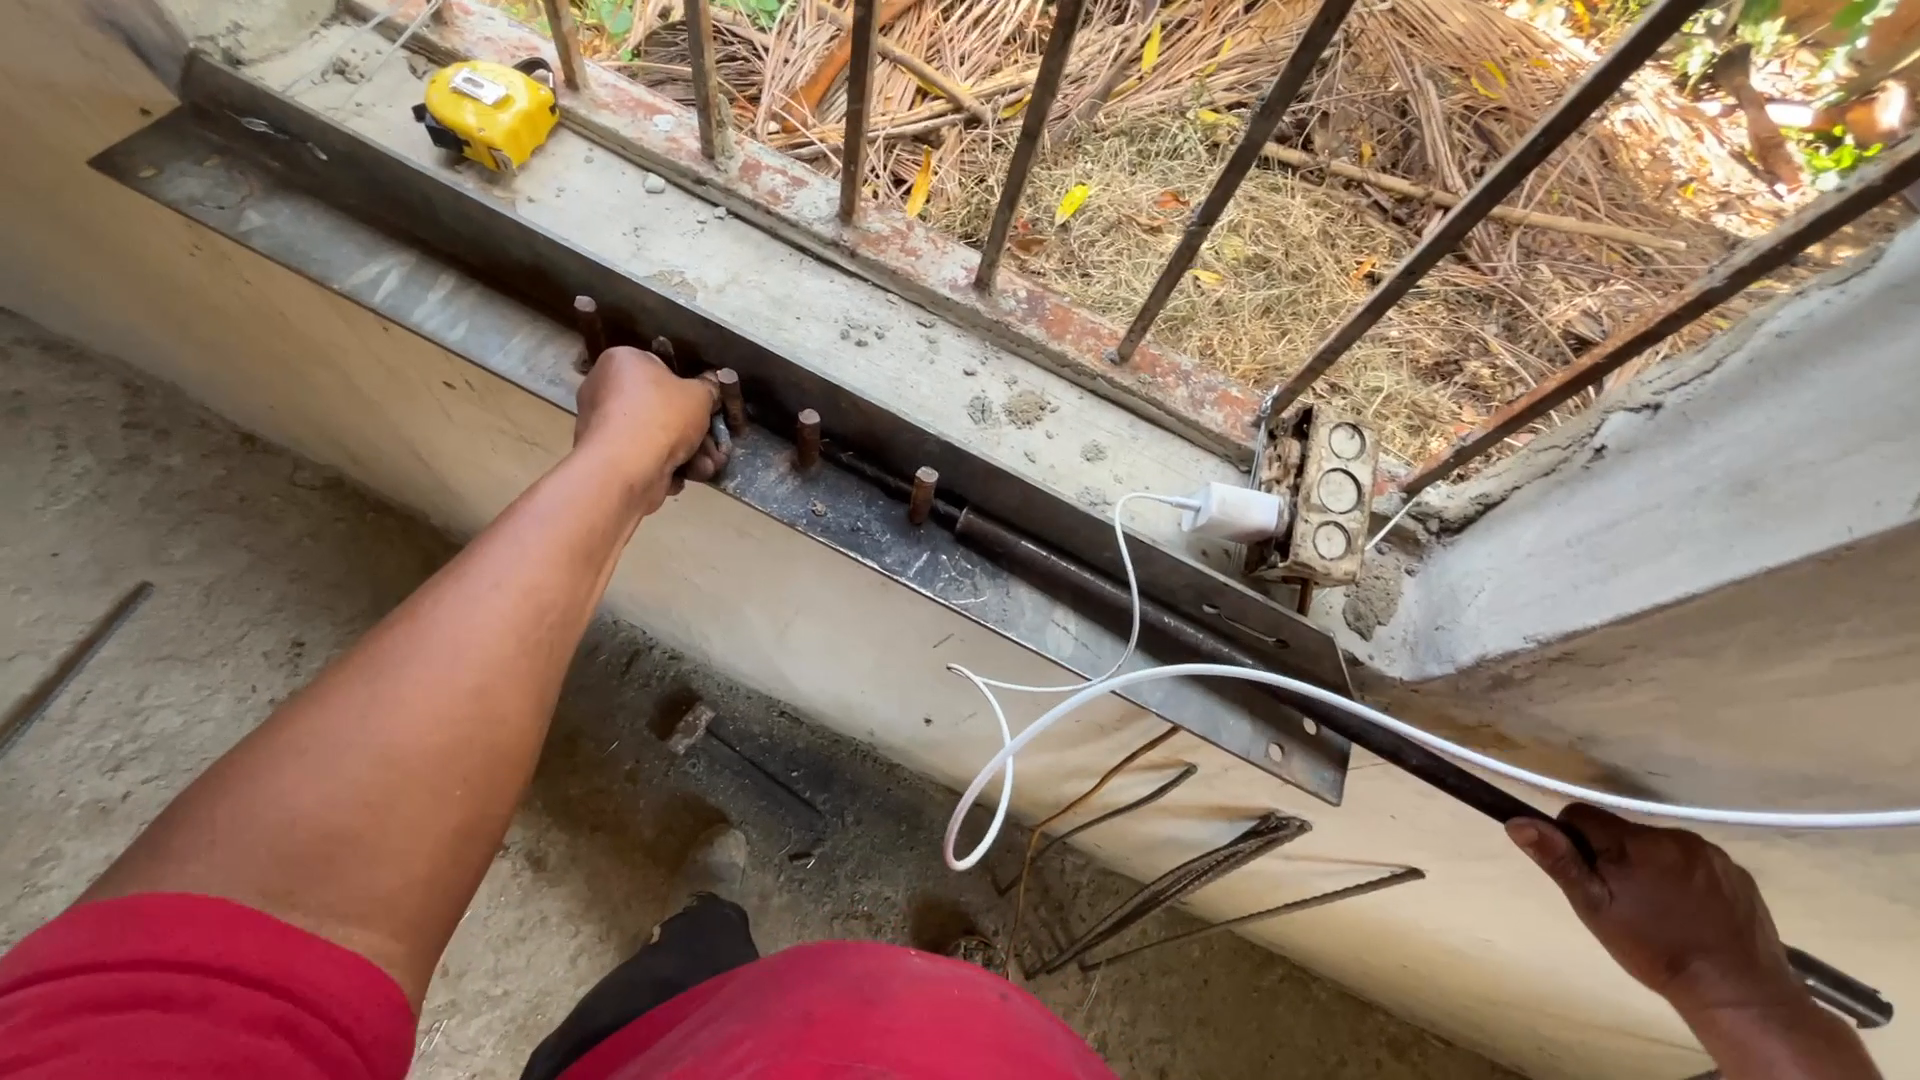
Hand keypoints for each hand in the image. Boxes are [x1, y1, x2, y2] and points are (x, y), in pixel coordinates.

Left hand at [573, 347, 727, 514]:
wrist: (627, 468)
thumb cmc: (663, 417)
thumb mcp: (701, 395)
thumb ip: (709, 388)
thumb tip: (710, 386)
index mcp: (621, 360)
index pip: (660, 368)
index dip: (688, 389)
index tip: (706, 408)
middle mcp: (604, 387)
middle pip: (660, 407)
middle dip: (692, 430)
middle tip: (714, 445)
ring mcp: (601, 424)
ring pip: (654, 434)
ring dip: (686, 451)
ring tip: (707, 466)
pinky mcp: (605, 455)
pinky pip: (641, 454)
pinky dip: (664, 464)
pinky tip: (685, 475)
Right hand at [1508, 805, 1805, 1016]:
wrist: (1739, 993)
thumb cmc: (1654, 950)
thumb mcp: (1594, 909)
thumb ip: (1558, 860)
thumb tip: (1518, 822)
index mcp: (1635, 843)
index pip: (1581, 814)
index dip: (1571, 839)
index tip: (1585, 874)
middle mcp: (1674, 836)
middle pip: (1620, 830)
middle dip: (1612, 854)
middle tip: (1621, 898)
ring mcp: (1711, 853)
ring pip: (1656, 844)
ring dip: (1647, 863)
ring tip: (1657, 906)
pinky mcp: (1737, 871)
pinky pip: (1691, 859)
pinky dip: (1681, 875)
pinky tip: (1688, 909)